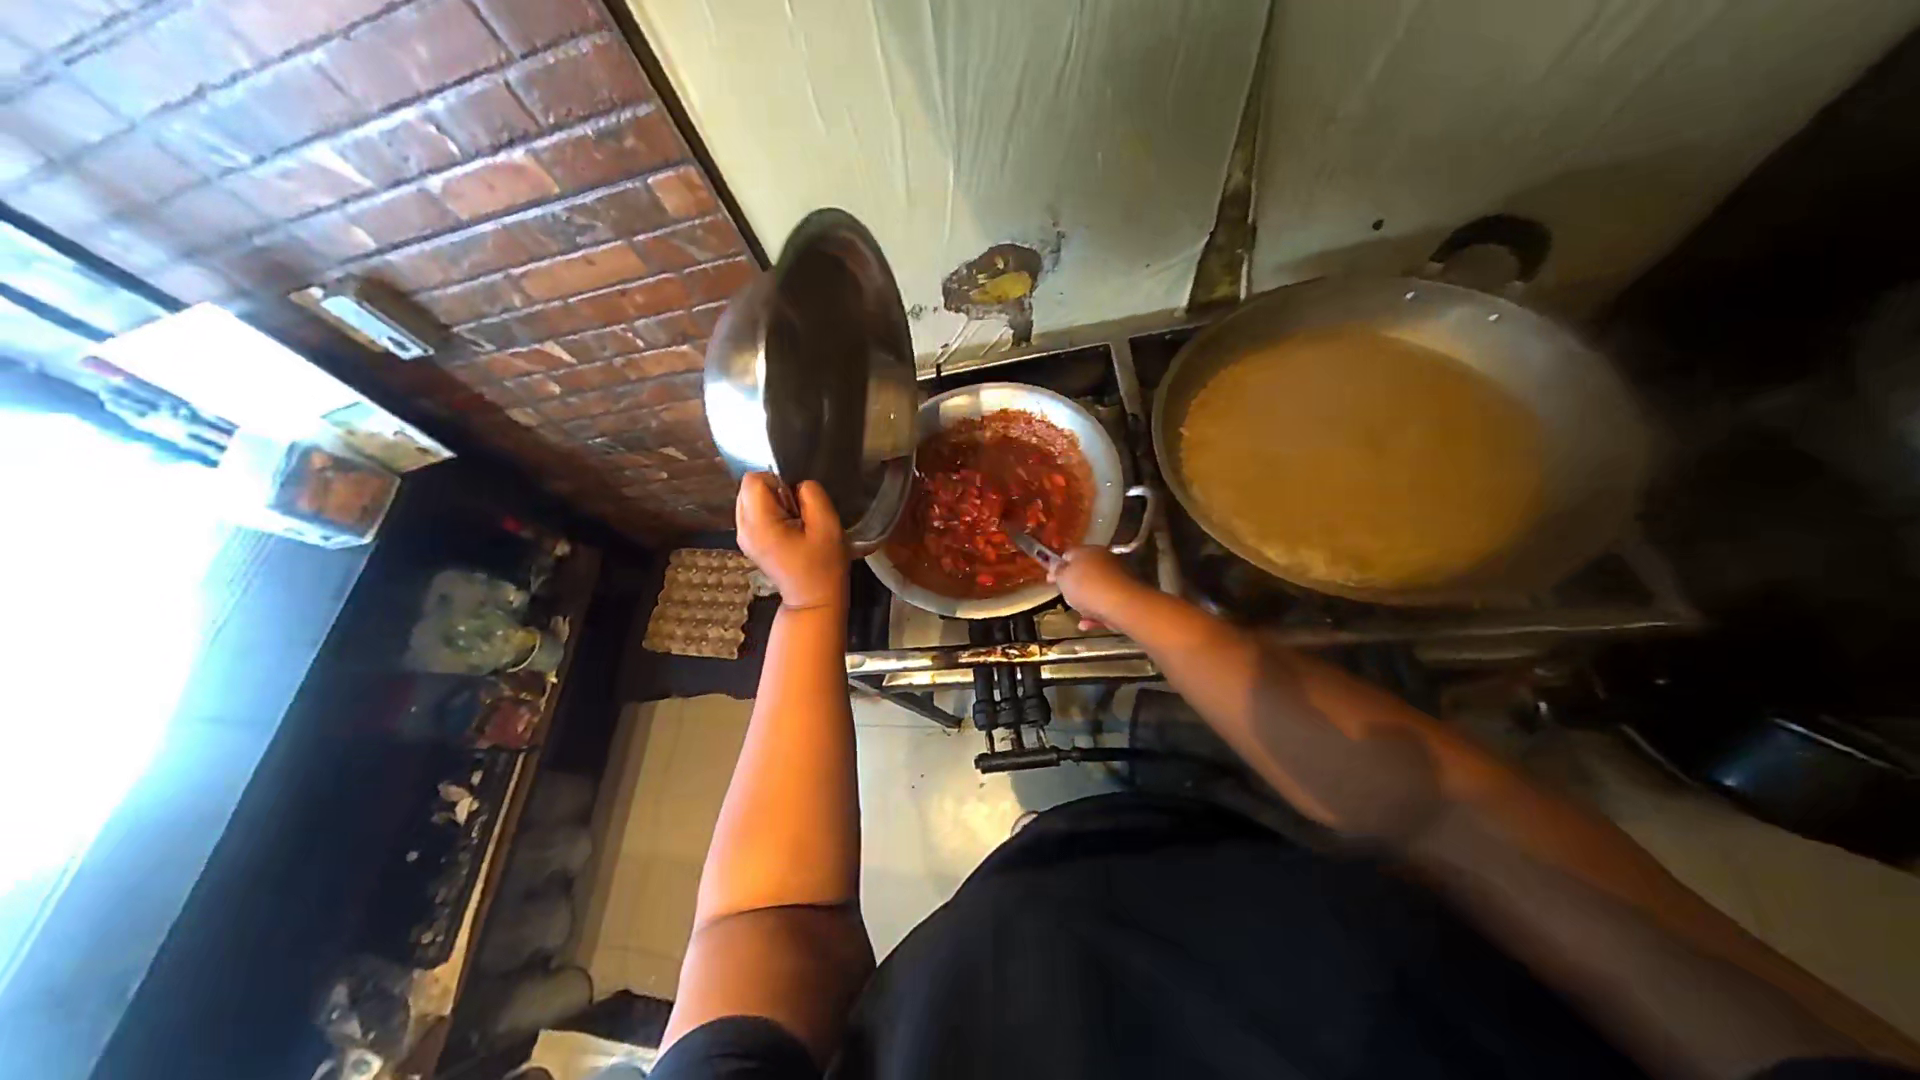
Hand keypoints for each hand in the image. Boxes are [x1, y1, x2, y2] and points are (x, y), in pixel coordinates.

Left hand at [736, 473, 847, 609]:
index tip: (796, 500)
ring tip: (792, 522)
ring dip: (771, 502)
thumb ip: (812, 494)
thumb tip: (797, 485)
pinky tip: (787, 530)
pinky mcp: (748, 542)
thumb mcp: (827, 524)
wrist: (813, 599)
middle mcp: (743, 528)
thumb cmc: (823, 565)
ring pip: (749, 499)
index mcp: (760, 524)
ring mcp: (743, 537)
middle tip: (796, 512)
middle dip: (773, 491)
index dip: (777, 480)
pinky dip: (769, 514)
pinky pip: (753, 512)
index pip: (753, 479)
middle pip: (748, 488)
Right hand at [1048, 546, 1147, 630]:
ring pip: (1095, 590)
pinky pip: (1105, 605)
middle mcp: (1104, 561)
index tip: (1049, 579)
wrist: (1122, 605)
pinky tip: (1085, 624)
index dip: (1057, 566)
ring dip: (1084, 601)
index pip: (1069, 554)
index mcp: (1088, 551)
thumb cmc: (1087, 587)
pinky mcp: (1125, 597)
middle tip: (1061, 595)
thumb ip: (1057, 570)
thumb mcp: (1063, 577)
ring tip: (1076, 612)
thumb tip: (1056, 564)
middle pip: (1084, 572)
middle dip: (1072, 584)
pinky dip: (1095, 614)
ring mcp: (1117, 579)